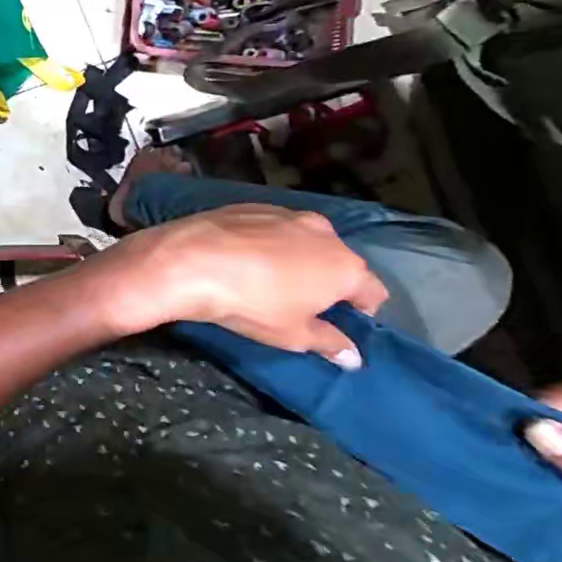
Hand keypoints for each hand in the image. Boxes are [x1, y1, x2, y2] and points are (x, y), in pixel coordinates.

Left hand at [96, 203, 387, 365]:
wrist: (188, 260)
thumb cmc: (250, 303)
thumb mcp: (292, 334)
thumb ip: (328, 342)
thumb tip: (353, 356)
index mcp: (345, 265)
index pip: (373, 291)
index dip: (362, 310)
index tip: (342, 322)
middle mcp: (322, 231)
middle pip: (337, 260)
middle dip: (327, 280)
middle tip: (301, 302)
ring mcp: (284, 213)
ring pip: (303, 239)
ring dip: (295, 257)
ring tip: (267, 278)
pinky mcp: (248, 205)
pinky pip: (268, 227)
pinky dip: (263, 241)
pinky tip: (241, 256)